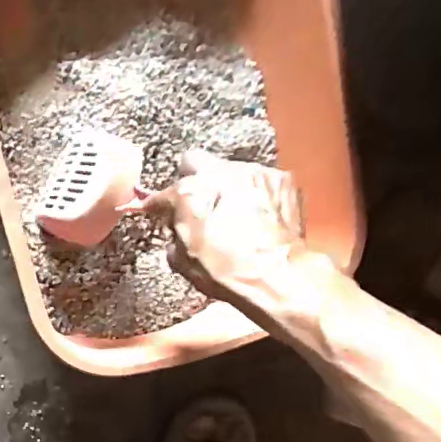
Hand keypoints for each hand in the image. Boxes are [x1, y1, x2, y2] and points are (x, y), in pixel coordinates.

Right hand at [143, 150, 327, 311]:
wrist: (277, 278)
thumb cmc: (228, 272)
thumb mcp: (182, 259)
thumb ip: (171, 231)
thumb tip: (172, 223)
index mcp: (191, 191)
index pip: (164, 191)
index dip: (159, 204)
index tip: (159, 212)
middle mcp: (222, 172)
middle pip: (197, 163)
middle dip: (193, 182)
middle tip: (196, 207)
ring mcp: (255, 172)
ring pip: (230, 170)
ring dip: (225, 188)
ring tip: (230, 215)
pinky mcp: (282, 179)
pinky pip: (257, 180)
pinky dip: (252, 194)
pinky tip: (254, 217)